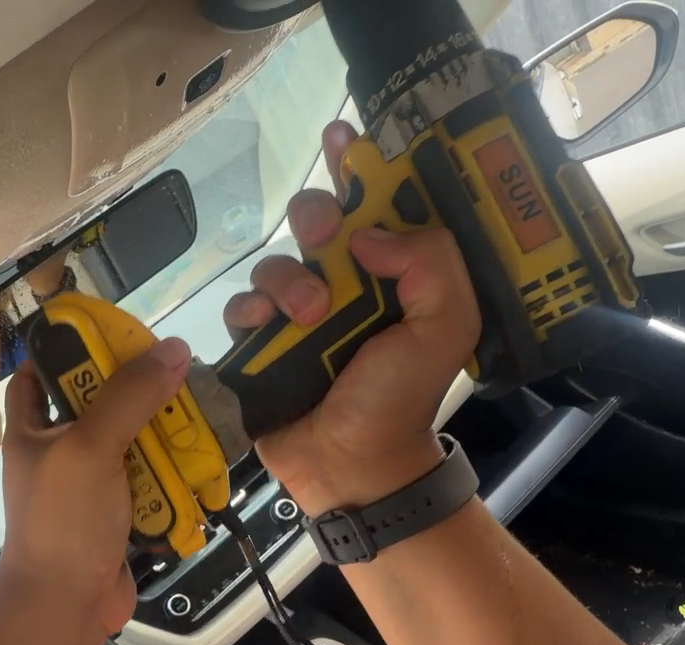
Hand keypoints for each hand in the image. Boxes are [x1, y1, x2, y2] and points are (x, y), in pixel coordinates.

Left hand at [0, 340, 190, 635]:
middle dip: (136, 393)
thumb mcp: (90, 447)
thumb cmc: (63, 521)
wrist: (66, 606)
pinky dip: (170, 475)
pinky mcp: (118, 514)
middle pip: (98, 405)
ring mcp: (89, 486)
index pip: (40, 373)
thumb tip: (171, 349)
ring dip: (162, 435)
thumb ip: (128, 397)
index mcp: (32, 430)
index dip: (67, 349)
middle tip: (176, 374)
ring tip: (199, 417)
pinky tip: (198, 463)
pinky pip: (148, 483)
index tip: (110, 334)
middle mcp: (58, 453)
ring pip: (130, 444)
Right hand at [225, 120, 480, 513]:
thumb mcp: (443, 327)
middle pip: (314, 223)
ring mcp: (295, 319)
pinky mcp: (259, 347)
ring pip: (274, 264)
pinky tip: (263, 326)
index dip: (359, 168)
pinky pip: (240, 309)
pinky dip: (247, 310)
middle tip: (327, 238)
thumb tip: (368, 233)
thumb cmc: (398, 401)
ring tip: (309, 318)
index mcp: (391, 278)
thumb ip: (430, 263)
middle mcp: (341, 289)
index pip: (376, 208)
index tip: (342, 138)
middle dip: (316, 216)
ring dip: (287, 280)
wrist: (350, 466)